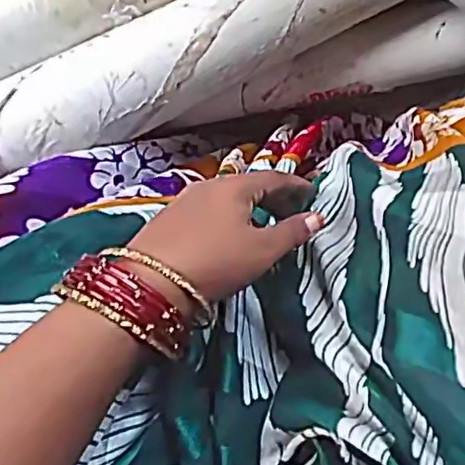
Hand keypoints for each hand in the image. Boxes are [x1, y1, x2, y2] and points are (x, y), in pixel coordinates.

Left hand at [124, 172, 323, 302]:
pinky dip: (228, 215)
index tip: (312, 193)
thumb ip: (293, 232)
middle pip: (250, 185)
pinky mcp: (167, 220)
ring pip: (227, 197)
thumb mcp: (263, 250)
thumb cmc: (215, 263)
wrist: (147, 286)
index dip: (297, 185)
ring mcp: (184, 201)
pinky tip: (229, 234)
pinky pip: (208, 209)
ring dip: (249, 207)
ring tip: (263, 224)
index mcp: (235, 186)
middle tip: (292, 211)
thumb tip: (316, 217)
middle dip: (274, 196)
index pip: (275, 178)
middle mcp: (208, 186)